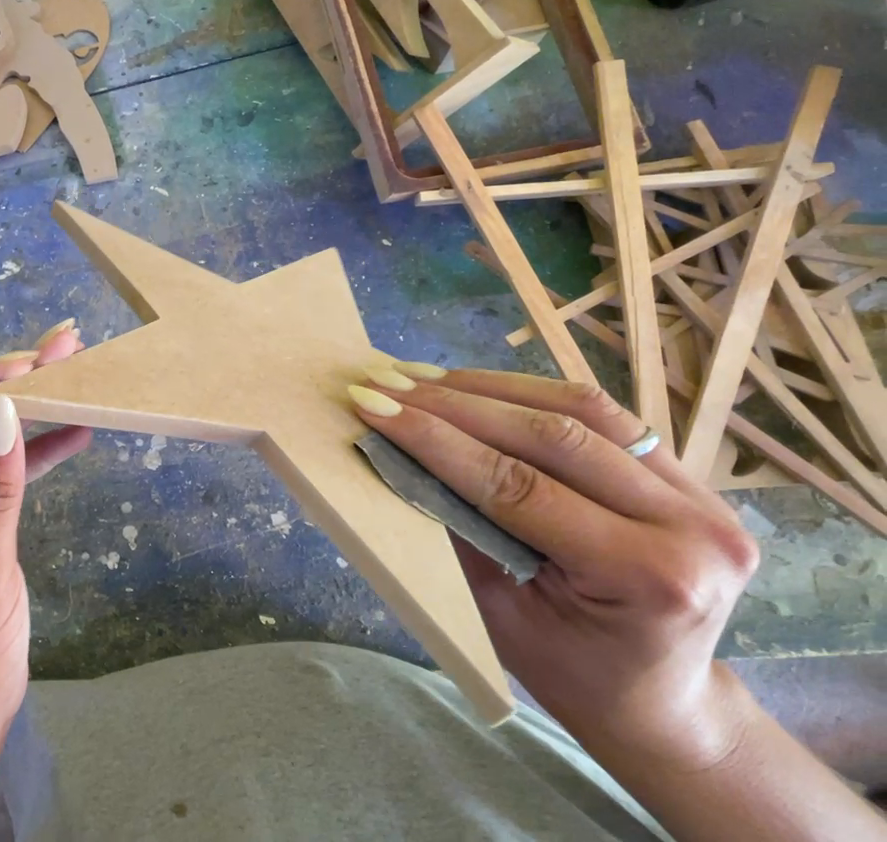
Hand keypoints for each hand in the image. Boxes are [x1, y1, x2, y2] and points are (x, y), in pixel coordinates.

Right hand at [350, 365, 759, 767]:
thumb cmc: (566, 668)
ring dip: (488, 388)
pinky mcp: (691, 472)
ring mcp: (702, 494)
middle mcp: (691, 527)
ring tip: (418, 377)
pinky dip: (527, 394)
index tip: (372, 409)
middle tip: (383, 383)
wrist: (660, 697)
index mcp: (649, 577)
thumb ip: (461, 530)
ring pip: (581, 410)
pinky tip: (473, 387)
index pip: (518, 486)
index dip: (436, 441)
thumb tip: (401, 456)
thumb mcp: (497, 611)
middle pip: (553, 437)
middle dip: (453, 405)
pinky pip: (601, 416)